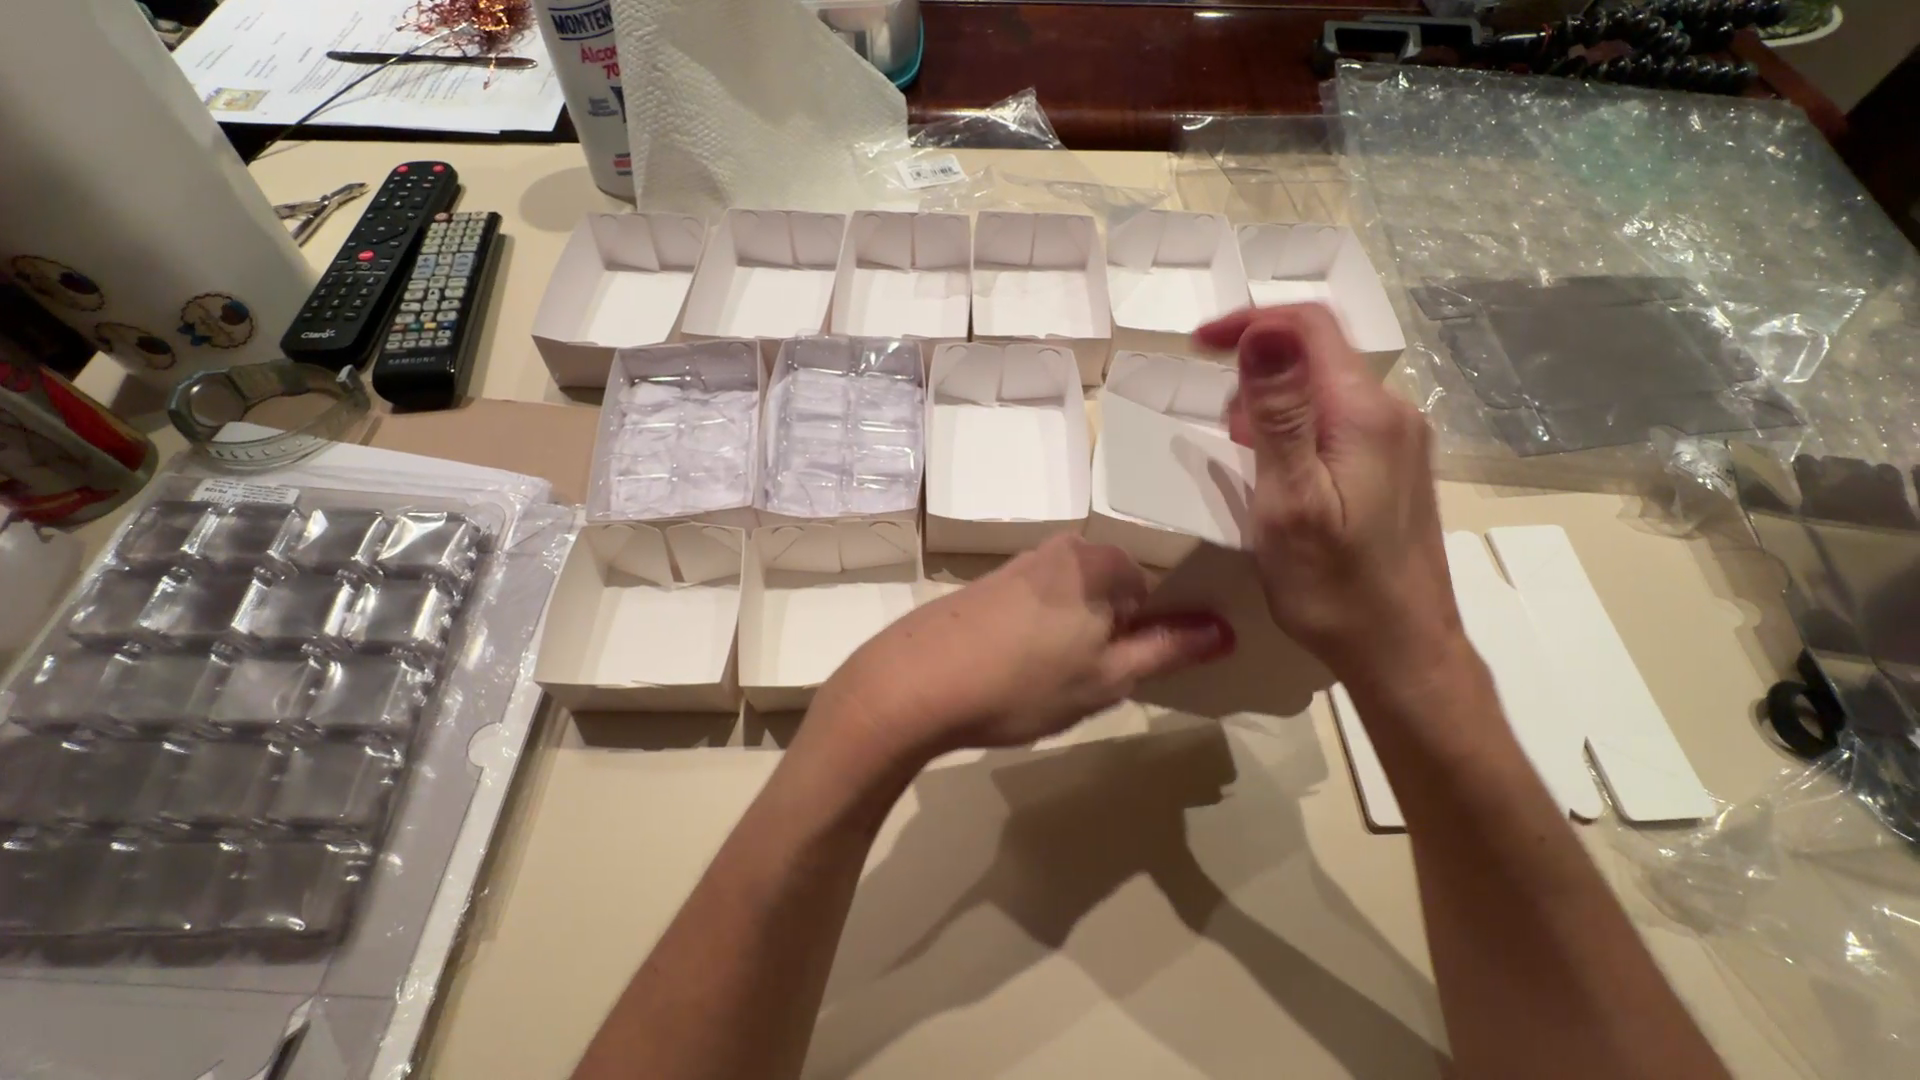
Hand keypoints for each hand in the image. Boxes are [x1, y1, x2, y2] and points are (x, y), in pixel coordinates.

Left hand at [811, 535, 1234, 762]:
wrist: (912, 685)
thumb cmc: (1021, 684)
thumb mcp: (1106, 679)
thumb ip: (1168, 650)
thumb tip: (1223, 629)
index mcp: (1099, 561)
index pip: (1159, 587)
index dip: (1158, 632)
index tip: (1139, 672)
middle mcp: (1061, 548)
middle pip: (1116, 588)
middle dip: (1117, 632)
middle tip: (1097, 683)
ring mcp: (1019, 564)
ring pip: (1076, 598)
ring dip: (1079, 635)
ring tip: (1057, 682)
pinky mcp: (987, 585)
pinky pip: (1040, 604)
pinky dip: (1044, 633)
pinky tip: (1023, 669)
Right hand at [1194, 304, 1467, 688]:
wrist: (1401, 650)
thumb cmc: (1334, 586)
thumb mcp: (1291, 500)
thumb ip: (1279, 414)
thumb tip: (1264, 332)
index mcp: (1364, 413)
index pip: (1307, 327)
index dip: (1249, 321)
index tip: (1194, 346)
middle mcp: (1391, 413)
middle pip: (1317, 354)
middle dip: (1256, 371)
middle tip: (1218, 429)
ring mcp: (1398, 441)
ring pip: (1325, 390)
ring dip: (1273, 406)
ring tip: (1240, 458)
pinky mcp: (1394, 468)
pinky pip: (1337, 422)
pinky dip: (1295, 430)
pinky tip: (1278, 476)